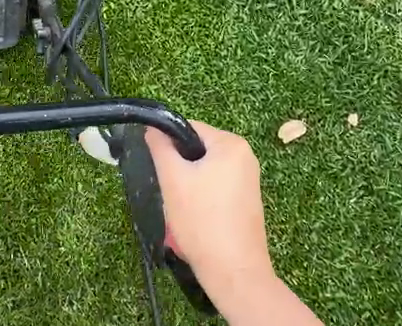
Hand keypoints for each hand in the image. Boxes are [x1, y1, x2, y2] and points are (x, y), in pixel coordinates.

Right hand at [145, 123, 322, 324]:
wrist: (234, 274)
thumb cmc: (202, 221)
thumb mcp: (172, 178)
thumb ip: (160, 146)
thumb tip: (153, 128)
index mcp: (231, 144)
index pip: (188, 129)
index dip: (168, 146)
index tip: (161, 168)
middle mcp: (245, 156)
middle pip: (197, 150)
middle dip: (180, 168)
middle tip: (171, 191)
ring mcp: (249, 180)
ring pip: (204, 170)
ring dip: (188, 184)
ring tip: (182, 207)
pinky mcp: (247, 201)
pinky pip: (216, 186)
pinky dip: (202, 197)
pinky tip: (196, 217)